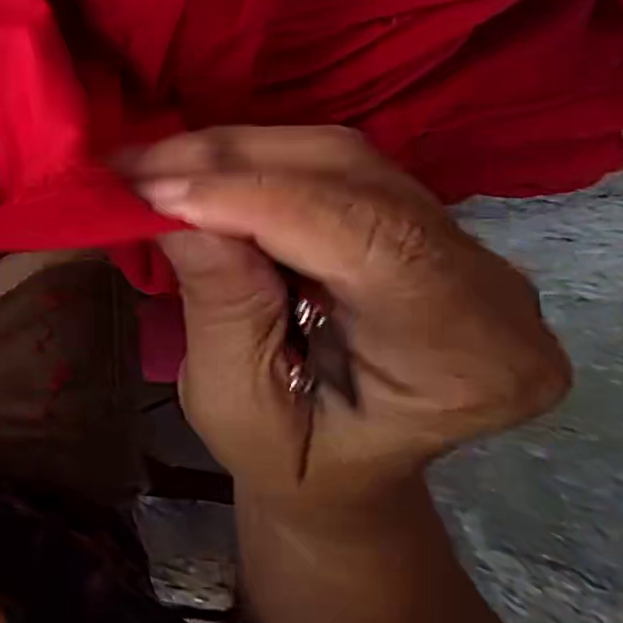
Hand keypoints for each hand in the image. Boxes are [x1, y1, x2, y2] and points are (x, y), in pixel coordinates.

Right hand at [130, 127, 571, 516]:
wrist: (335, 467)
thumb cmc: (287, 456)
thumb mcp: (236, 400)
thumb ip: (220, 306)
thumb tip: (175, 212)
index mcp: (468, 358)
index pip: (373, 242)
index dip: (259, 202)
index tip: (155, 194)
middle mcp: (490, 287)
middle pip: (357, 180)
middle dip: (231, 164)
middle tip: (133, 168)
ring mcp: (460, 245)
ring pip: (339, 157)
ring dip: (230, 154)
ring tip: (148, 167)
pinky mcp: (413, 220)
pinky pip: (328, 165)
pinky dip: (246, 160)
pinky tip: (188, 171)